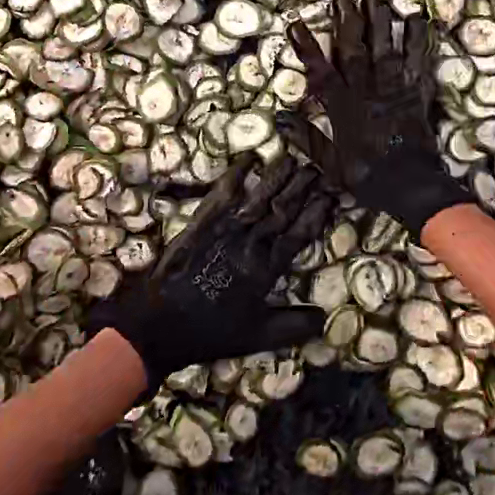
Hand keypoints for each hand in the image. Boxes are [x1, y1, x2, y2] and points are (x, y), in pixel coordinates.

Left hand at [87, 154, 331, 393]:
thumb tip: (325, 317)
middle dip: (303, 186)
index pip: (299, 235)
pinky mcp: (201, 220)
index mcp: (266, 269)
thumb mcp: (257, 337)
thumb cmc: (210, 331)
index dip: (317, 214)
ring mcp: (224, 228)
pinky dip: (237, 173)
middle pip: (282, 209)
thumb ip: (293, 326)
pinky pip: (223, 191)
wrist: (161, 321)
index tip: (333, 195)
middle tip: (319, 166)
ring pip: (257, 196)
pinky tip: (249, 158)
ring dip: (276, 175)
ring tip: (293, 157)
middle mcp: (249, 243)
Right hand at [281, 0, 475, 235]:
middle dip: (347, 23)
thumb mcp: (329, 164)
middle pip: (354, 52)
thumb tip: (280, 118)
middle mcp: (366, 93)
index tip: (296, 24)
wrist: (410, 186)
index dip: (307, 47)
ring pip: (384, 51)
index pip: (321, 72)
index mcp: (342, 108)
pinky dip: (418, 41)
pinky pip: (418, 64)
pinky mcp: (416, 94)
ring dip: (379, 24)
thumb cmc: (366, 176)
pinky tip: (417, 20)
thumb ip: (306, 139)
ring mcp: (393, 91)